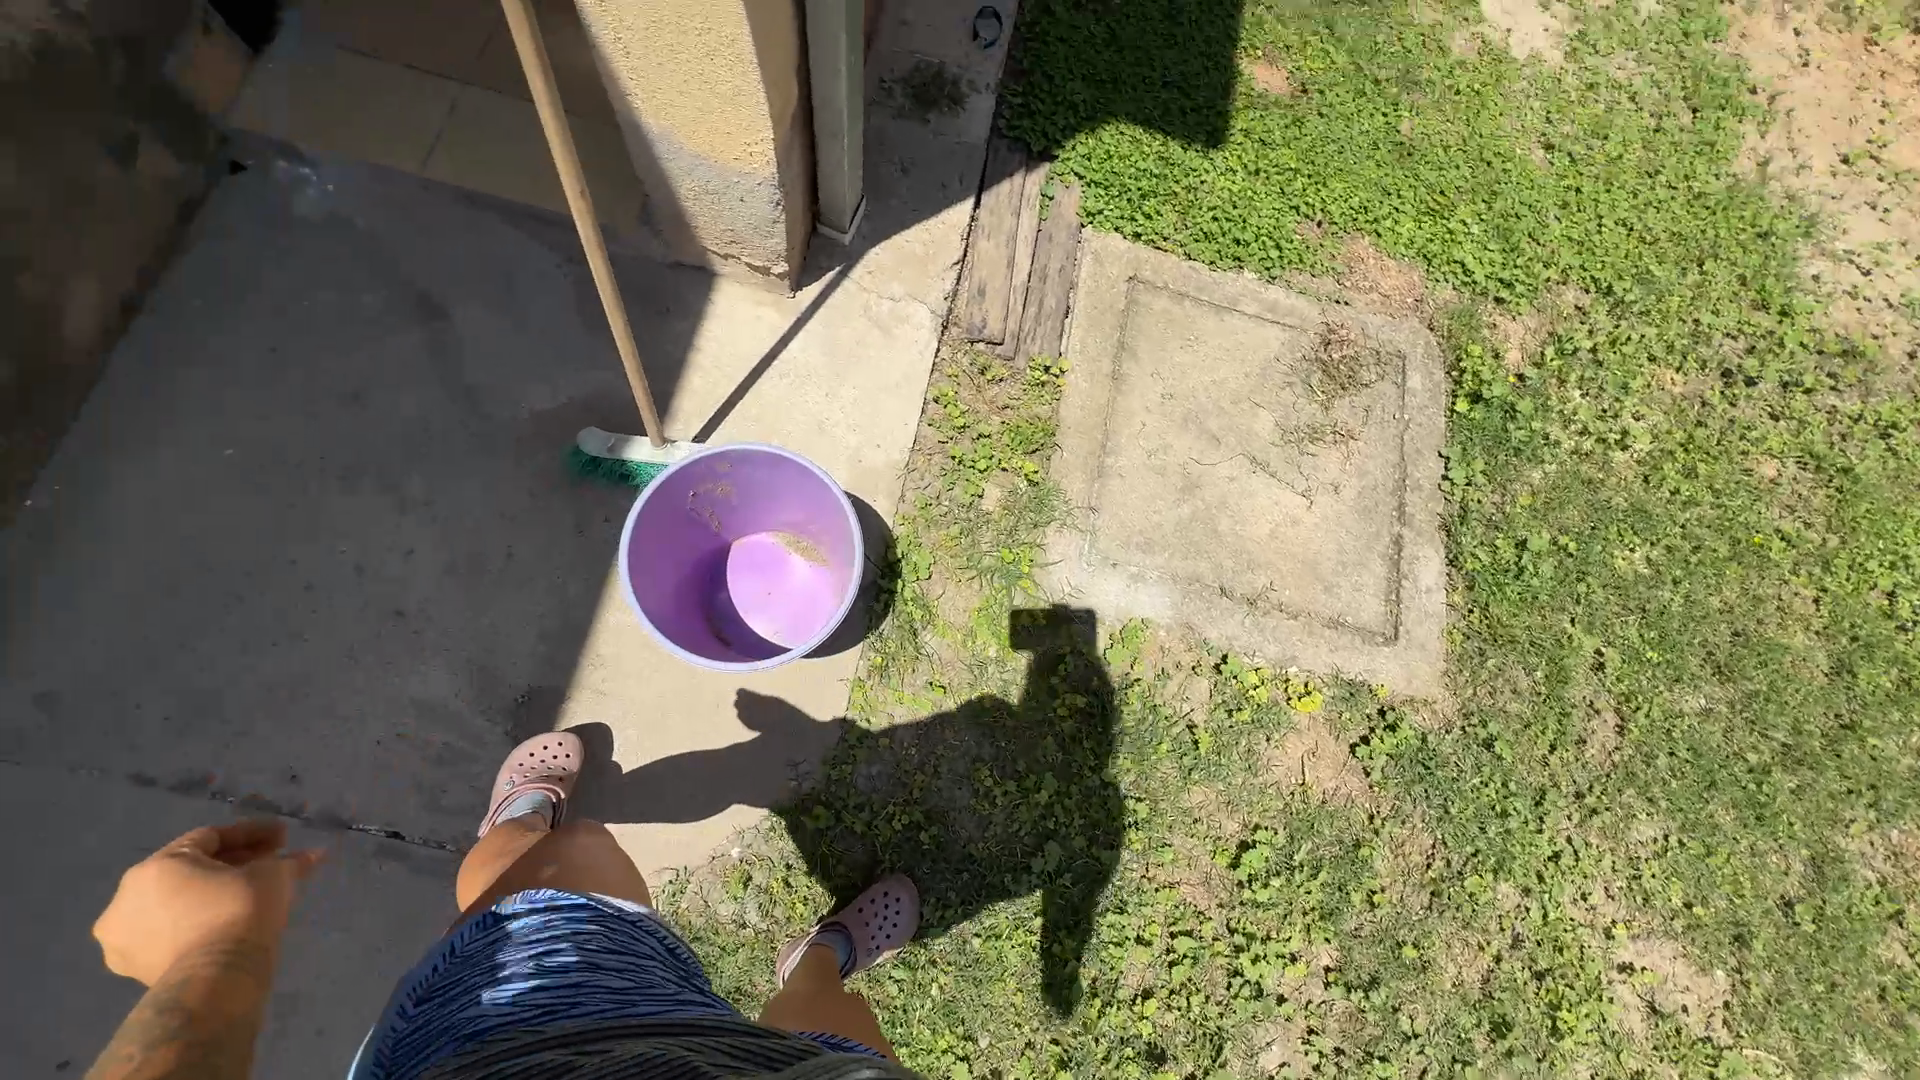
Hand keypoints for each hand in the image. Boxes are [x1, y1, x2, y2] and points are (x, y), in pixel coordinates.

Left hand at [93, 820, 323, 985]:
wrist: (215, 974)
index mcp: (157, 866)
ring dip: (211, 893)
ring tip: (248, 895)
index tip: (284, 838)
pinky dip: (195, 920)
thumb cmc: (241, 908)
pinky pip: (166, 931)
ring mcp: (120, 936)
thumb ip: (289, 861)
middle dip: (232, 863)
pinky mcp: (128, 965)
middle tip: (268, 864)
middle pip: (188, 869)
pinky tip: (225, 922)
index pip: (211, 837)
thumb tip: (315, 855)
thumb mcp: (275, 874)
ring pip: (174, 901)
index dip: (252, 833)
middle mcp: (126, 897)